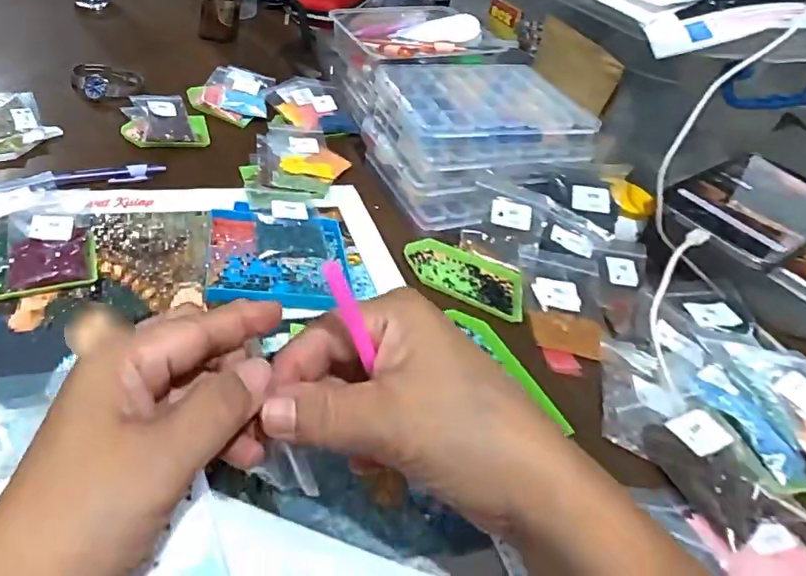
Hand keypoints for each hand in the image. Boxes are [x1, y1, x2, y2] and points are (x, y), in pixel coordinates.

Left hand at [0, 299, 282, 575]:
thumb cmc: (93, 505)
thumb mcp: (163, 456)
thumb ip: (217, 406)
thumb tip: (263, 366)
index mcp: (123, 356)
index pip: (194, 326)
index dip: (240, 318)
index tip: (283, 310)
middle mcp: (122, 371)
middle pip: (192, 352)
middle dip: (237, 367)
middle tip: (281, 391)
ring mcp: (122, 409)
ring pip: (189, 390)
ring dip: (227, 407)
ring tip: (263, 438)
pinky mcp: (125, 445)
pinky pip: (177, 422)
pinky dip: (209, 432)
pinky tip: (237, 455)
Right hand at [264, 289, 699, 574]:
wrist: (544, 493)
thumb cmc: (463, 433)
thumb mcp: (385, 421)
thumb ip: (319, 413)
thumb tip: (261, 408)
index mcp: (392, 312)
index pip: (321, 332)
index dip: (291, 371)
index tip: (262, 411)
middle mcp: (398, 330)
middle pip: (334, 361)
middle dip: (314, 401)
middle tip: (288, 441)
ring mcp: (411, 367)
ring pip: (349, 390)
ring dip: (336, 423)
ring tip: (336, 454)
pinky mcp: (420, 403)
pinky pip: (370, 410)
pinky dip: (360, 435)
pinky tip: (366, 462)